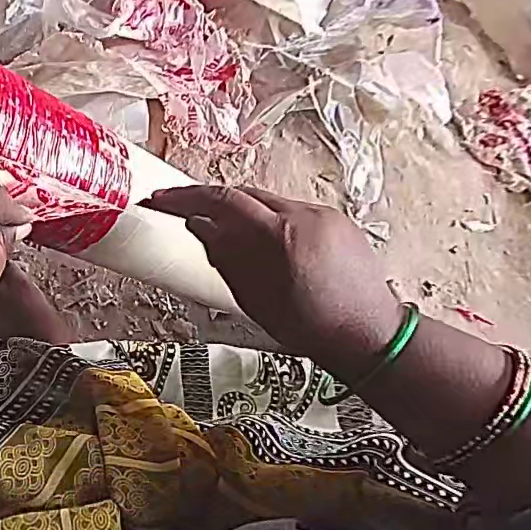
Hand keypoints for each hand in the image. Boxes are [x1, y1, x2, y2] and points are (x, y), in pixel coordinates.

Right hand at [141, 185, 404, 373]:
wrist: (369, 335)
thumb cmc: (309, 325)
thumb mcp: (253, 295)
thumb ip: (224, 255)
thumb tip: (200, 226)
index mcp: (281, 234)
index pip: (224, 199)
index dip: (186, 197)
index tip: (161, 199)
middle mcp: (305, 214)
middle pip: (244, 194)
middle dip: (209, 201)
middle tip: (180, 210)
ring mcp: (325, 215)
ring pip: (267, 202)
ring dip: (238, 211)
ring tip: (216, 228)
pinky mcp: (337, 221)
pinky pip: (290, 211)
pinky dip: (265, 220)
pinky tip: (256, 240)